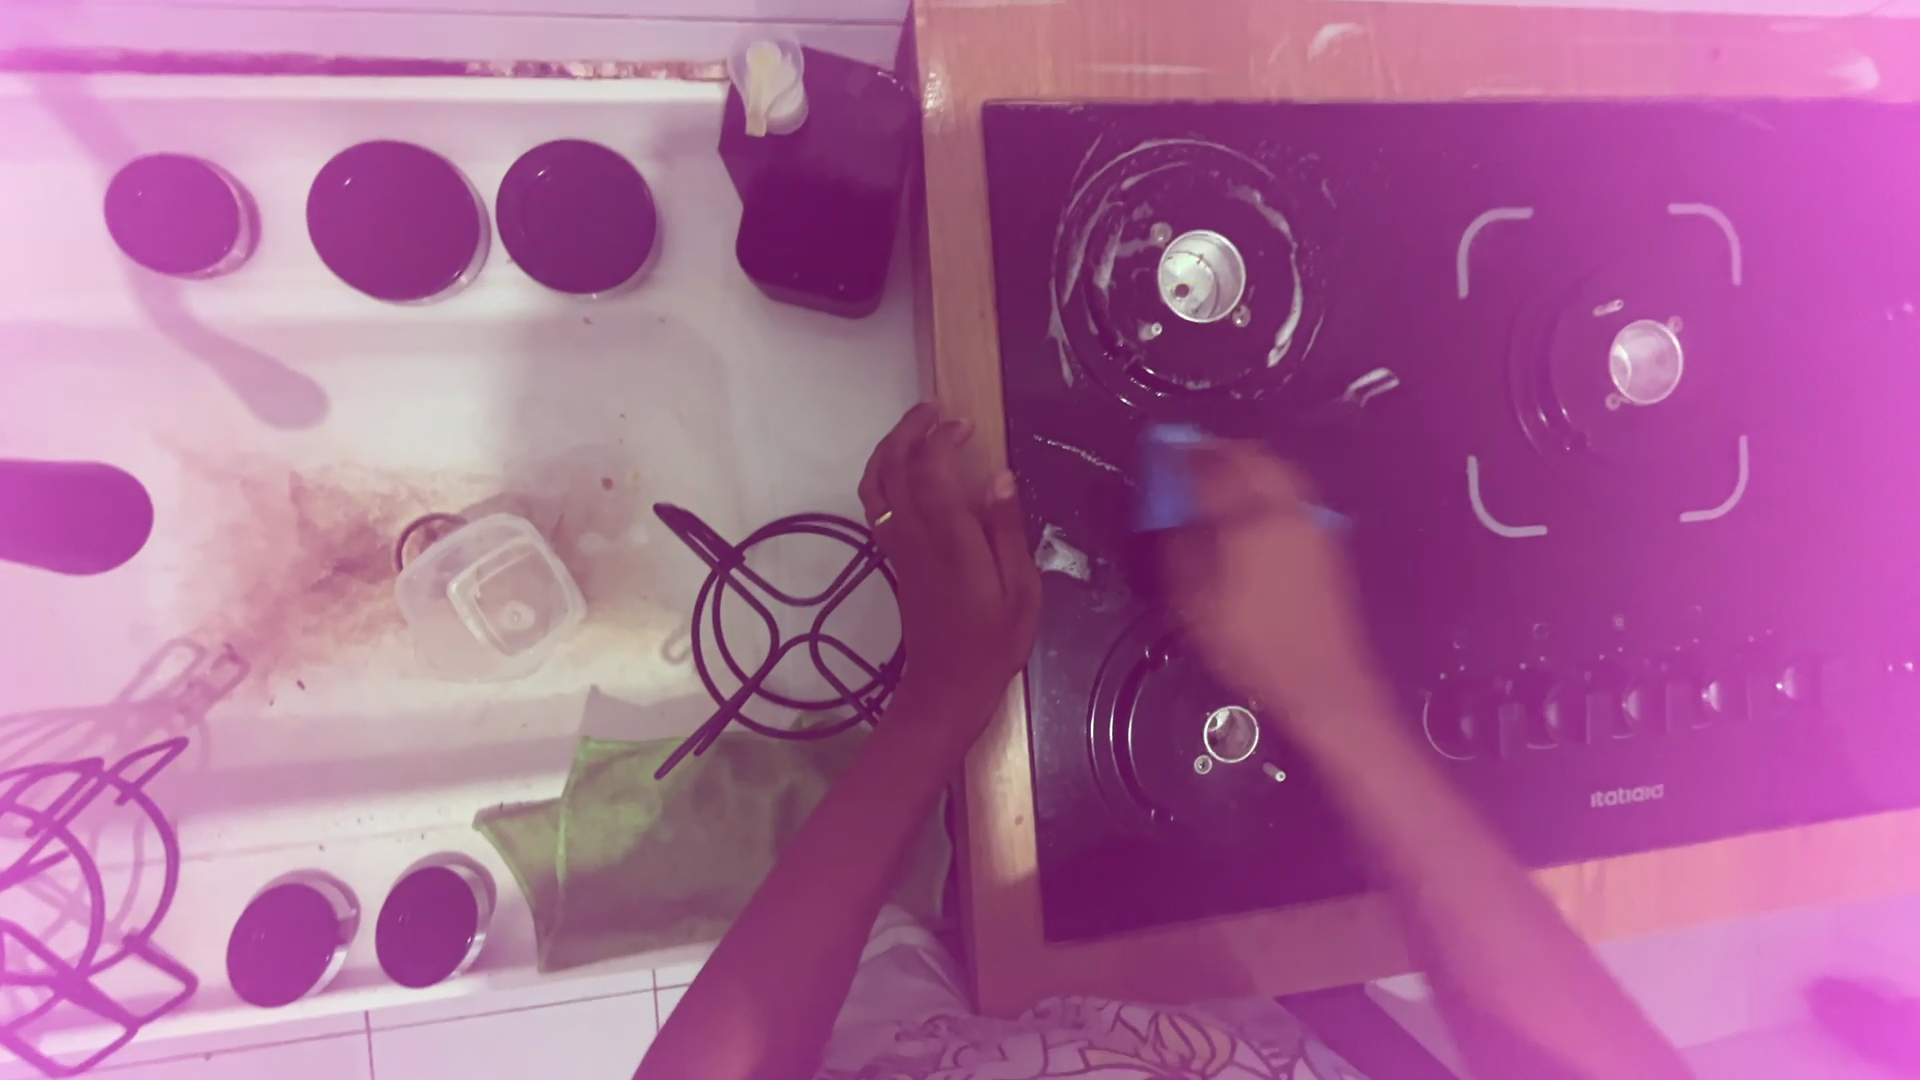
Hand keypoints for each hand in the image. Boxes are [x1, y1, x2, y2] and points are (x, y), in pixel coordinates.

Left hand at [858, 404, 1040, 747]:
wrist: (946, 687)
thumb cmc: (994, 642)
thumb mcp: (1021, 589)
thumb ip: (1008, 529)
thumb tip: (999, 476)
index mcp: (949, 540)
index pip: (930, 471)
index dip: (941, 439)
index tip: (965, 426)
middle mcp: (914, 536)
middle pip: (893, 468)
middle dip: (908, 430)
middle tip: (934, 410)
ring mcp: (898, 547)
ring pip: (874, 485)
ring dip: (889, 449)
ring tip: (915, 430)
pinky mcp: (893, 558)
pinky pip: (875, 506)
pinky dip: (882, 477)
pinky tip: (903, 471)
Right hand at [1160, 441, 1380, 716]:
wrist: (1318, 679)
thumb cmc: (1248, 645)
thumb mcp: (1192, 601)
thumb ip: (1180, 546)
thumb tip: (1172, 513)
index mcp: (1247, 522)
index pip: (1210, 467)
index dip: (1182, 452)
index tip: (1163, 446)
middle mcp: (1284, 511)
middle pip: (1249, 456)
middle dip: (1216, 449)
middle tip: (1188, 454)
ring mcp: (1309, 522)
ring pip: (1275, 468)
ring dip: (1243, 460)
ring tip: (1217, 469)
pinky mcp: (1323, 537)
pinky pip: (1290, 488)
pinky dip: (1265, 479)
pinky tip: (1250, 497)